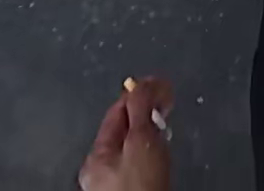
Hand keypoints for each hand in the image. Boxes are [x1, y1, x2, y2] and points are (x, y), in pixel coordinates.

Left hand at [78, 76, 173, 190]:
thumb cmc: (141, 187)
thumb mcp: (141, 139)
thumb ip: (141, 106)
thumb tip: (144, 82)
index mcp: (96, 154)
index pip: (119, 108)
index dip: (141, 93)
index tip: (164, 89)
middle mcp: (98, 171)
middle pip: (124, 128)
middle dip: (146, 114)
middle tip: (166, 110)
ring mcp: (110, 187)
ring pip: (131, 147)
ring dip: (150, 134)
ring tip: (165, 133)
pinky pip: (137, 166)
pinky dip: (151, 155)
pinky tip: (160, 159)